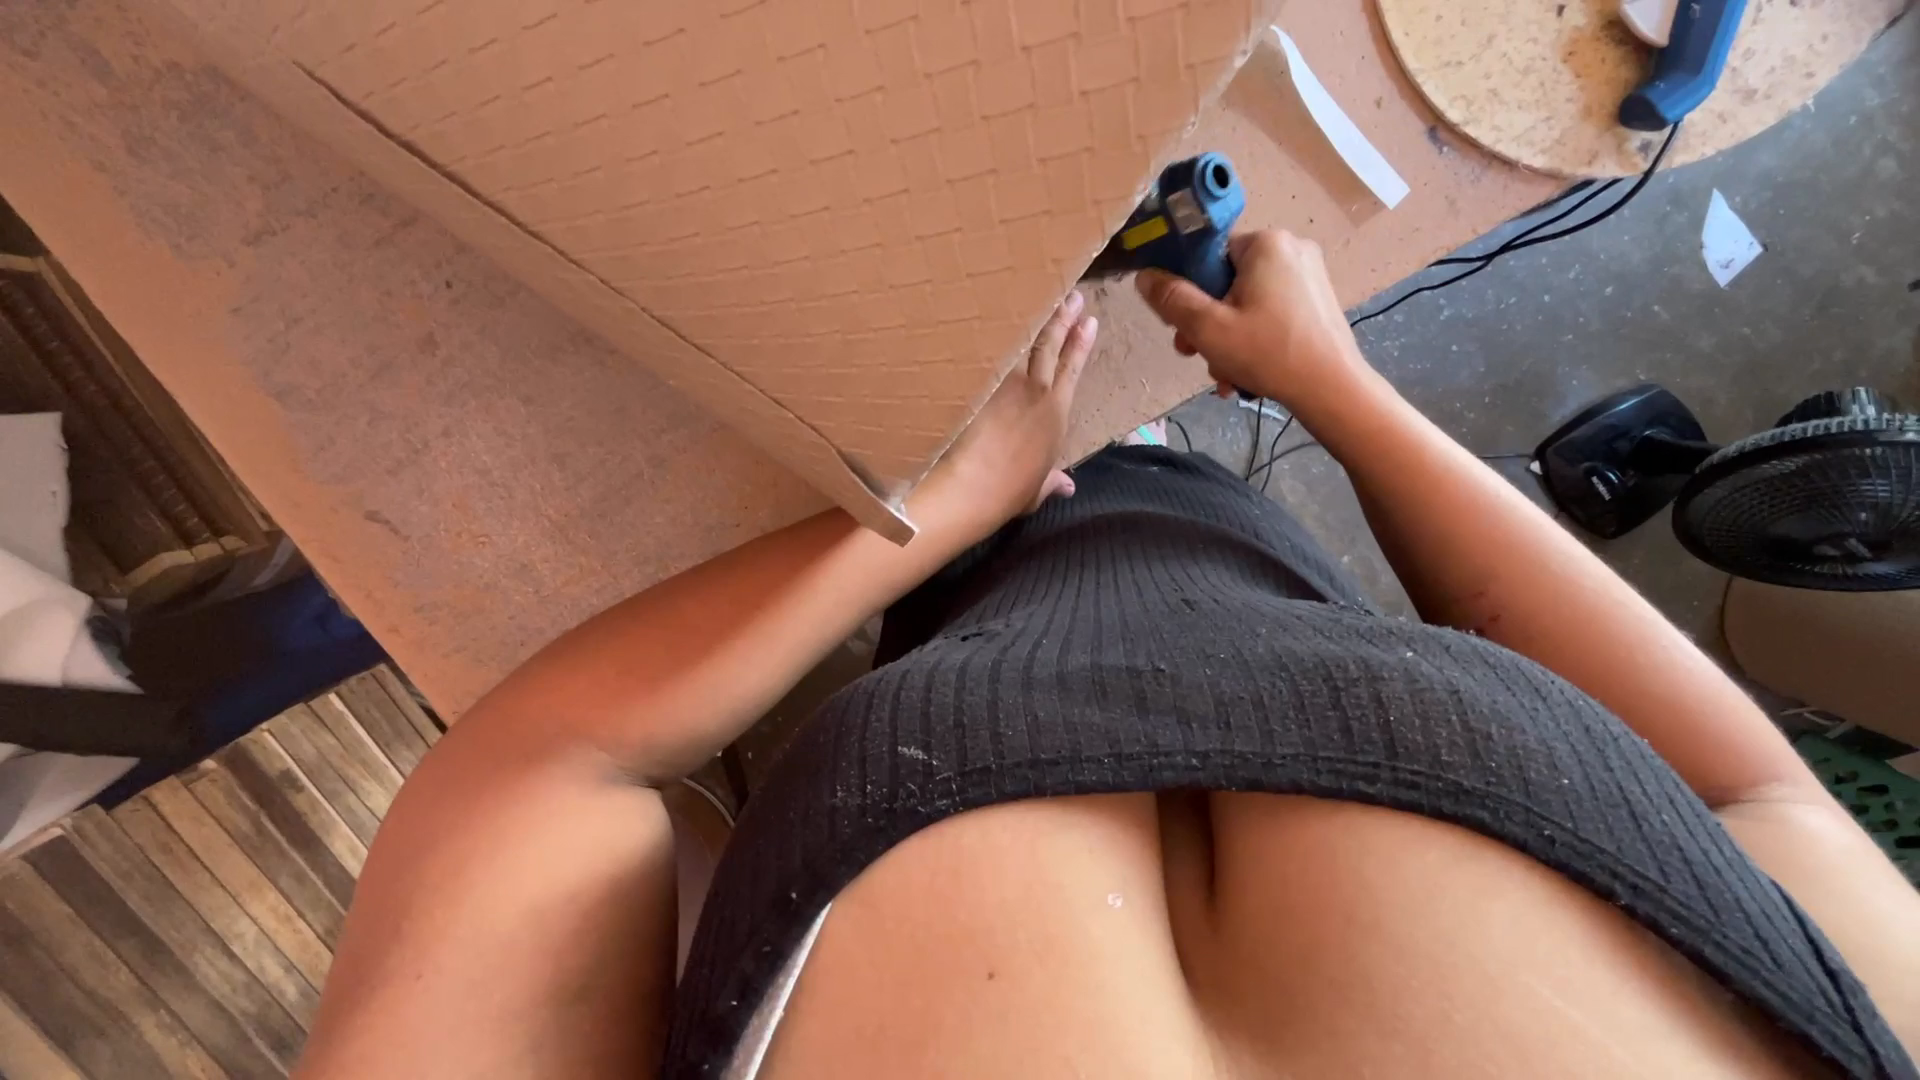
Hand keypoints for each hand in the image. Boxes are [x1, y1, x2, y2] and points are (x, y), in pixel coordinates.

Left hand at [914, 291, 1096, 538]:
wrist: (972, 485)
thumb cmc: (1008, 492)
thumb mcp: (1035, 489)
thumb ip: (1050, 481)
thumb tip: (1066, 486)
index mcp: (1057, 413)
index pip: (1072, 369)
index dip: (1081, 344)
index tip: (1089, 322)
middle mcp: (1036, 390)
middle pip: (1052, 346)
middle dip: (1064, 318)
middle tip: (1072, 295)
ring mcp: (1004, 381)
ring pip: (1023, 341)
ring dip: (1034, 317)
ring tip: (1041, 295)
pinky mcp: (976, 381)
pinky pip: (988, 349)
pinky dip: (993, 332)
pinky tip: (992, 315)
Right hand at [1135, 230, 1368, 408]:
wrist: (1331, 388)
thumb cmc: (1268, 352)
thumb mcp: (1207, 328)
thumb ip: (1171, 300)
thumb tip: (1144, 276)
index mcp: (1265, 243)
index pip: (1208, 256)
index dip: (1188, 291)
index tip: (1181, 326)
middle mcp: (1290, 249)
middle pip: (1226, 282)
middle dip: (1207, 324)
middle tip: (1197, 355)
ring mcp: (1308, 275)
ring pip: (1246, 303)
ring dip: (1227, 339)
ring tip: (1225, 374)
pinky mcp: (1317, 301)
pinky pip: (1269, 313)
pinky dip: (1253, 339)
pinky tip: (1247, 371)